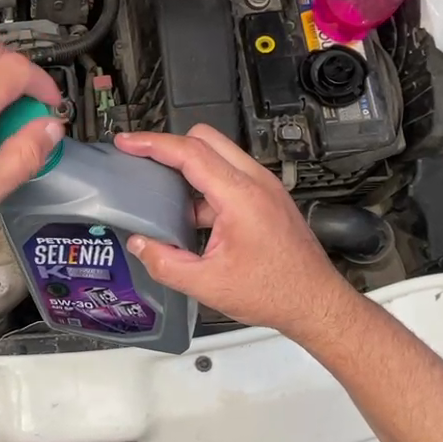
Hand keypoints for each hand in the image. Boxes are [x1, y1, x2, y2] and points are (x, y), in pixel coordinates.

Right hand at [113, 125, 362, 345]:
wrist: (314, 302)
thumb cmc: (275, 292)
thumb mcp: (207, 284)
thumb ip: (165, 263)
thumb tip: (140, 245)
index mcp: (240, 197)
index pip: (190, 153)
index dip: (152, 144)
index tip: (127, 142)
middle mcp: (256, 183)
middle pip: (205, 139)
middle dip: (169, 145)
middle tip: (141, 159)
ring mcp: (264, 188)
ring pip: (218, 155)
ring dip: (188, 166)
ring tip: (161, 190)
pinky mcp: (267, 198)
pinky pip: (229, 175)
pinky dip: (204, 184)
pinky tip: (189, 215)